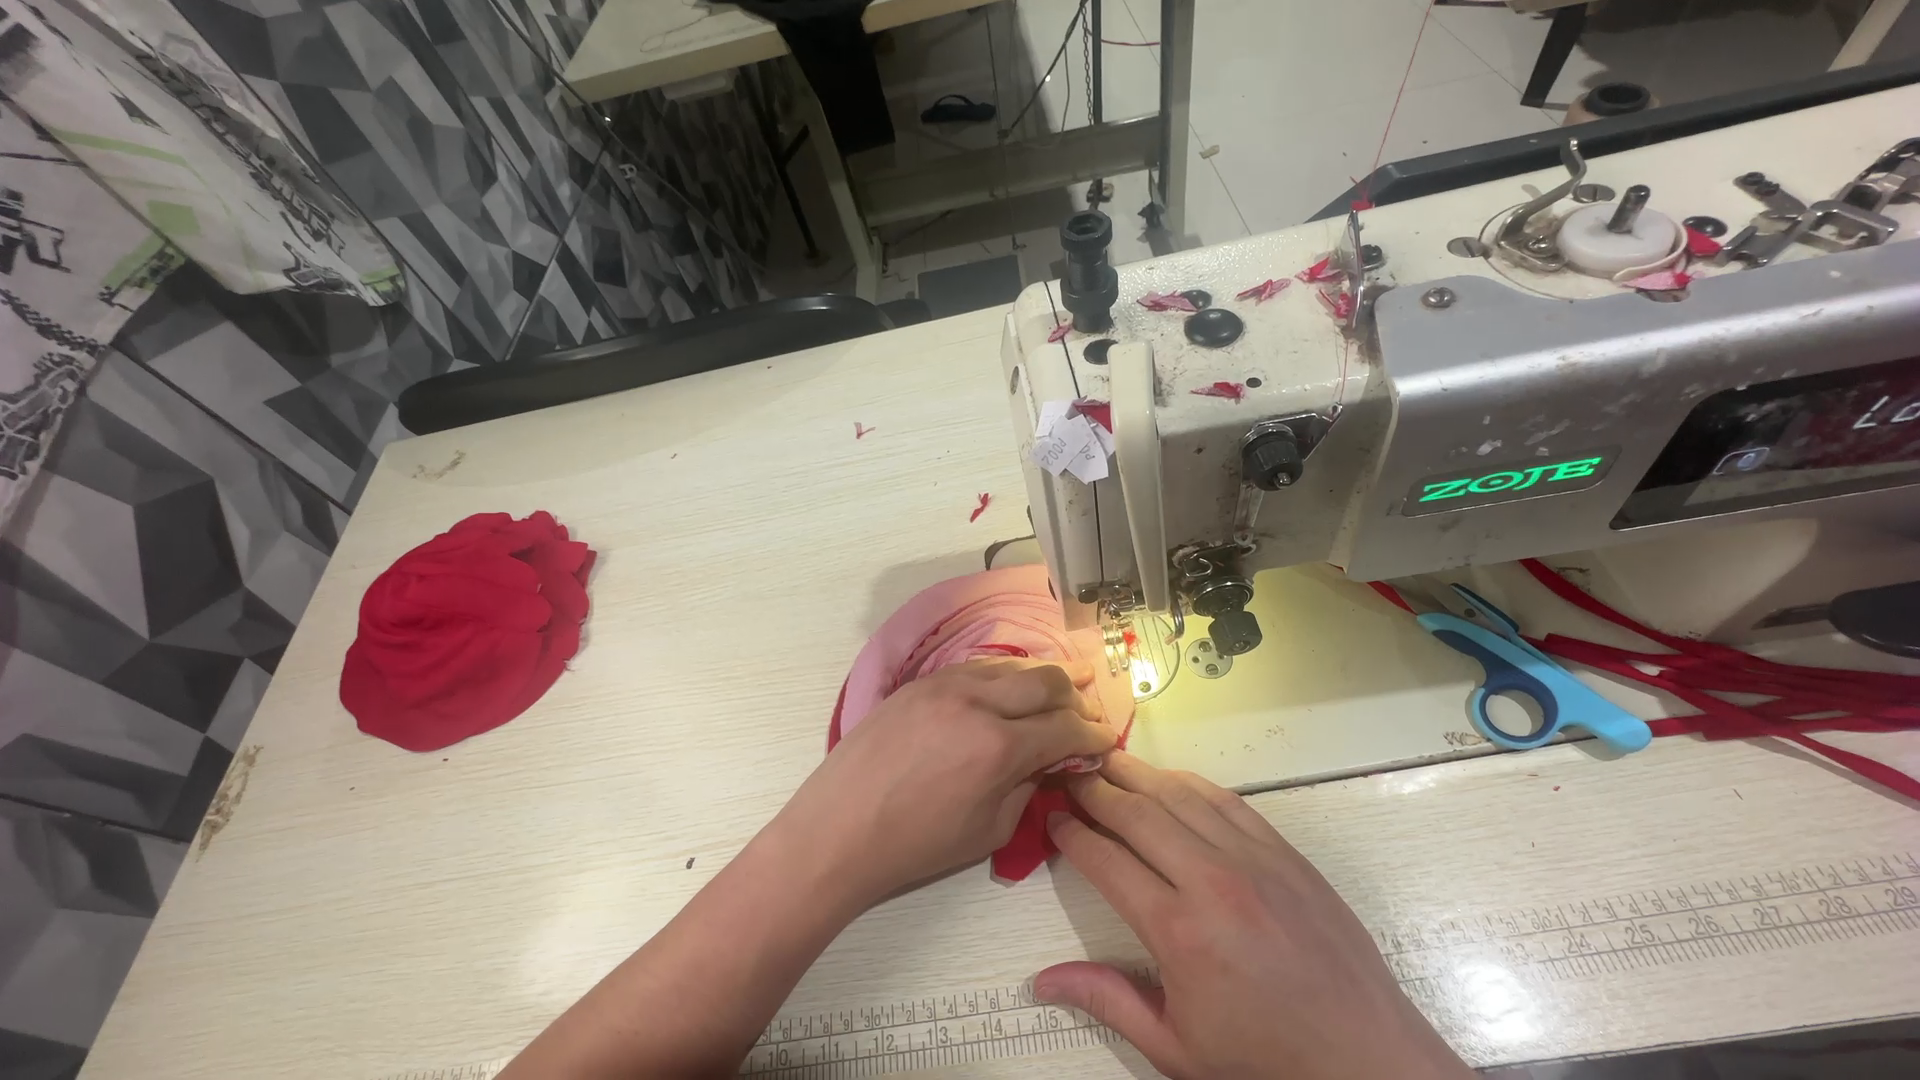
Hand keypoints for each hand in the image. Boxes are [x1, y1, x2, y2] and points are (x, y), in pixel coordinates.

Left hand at [776, 659, 1117, 905]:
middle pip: (1046, 680)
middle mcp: (977, 703)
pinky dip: (1002, 675)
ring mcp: (945, 684)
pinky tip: (1008, 688)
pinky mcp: (920, 681)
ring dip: (1041, 678)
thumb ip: (1028, 787)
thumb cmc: (916, 845)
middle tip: (1084, 715)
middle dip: (1075, 697)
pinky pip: (976, 666)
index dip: (1093, 735)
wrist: (840, 828)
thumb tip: (1050, 761)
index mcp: (999, 747)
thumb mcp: (989, 830)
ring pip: (1011, 665)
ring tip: (1058, 690)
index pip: (1066, 727)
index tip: (1104, 741)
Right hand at [1035, 752, 1472, 1079]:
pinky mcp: (1284, 853)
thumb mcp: (1174, 1046)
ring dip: (1138, 774)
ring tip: (1106, 762)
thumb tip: (1041, 979)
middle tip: (1068, 776)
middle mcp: (1212, 881)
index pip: (1105, 860)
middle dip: (1095, 790)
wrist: (1363, 1057)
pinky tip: (1169, 779)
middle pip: (1137, 813)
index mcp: (1178, 931)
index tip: (1050, 815)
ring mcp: (1253, 859)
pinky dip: (1190, 783)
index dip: (1070, 833)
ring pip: (1181, 795)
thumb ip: (1107, 1000)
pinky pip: (1228, 801)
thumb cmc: (1262, 1056)